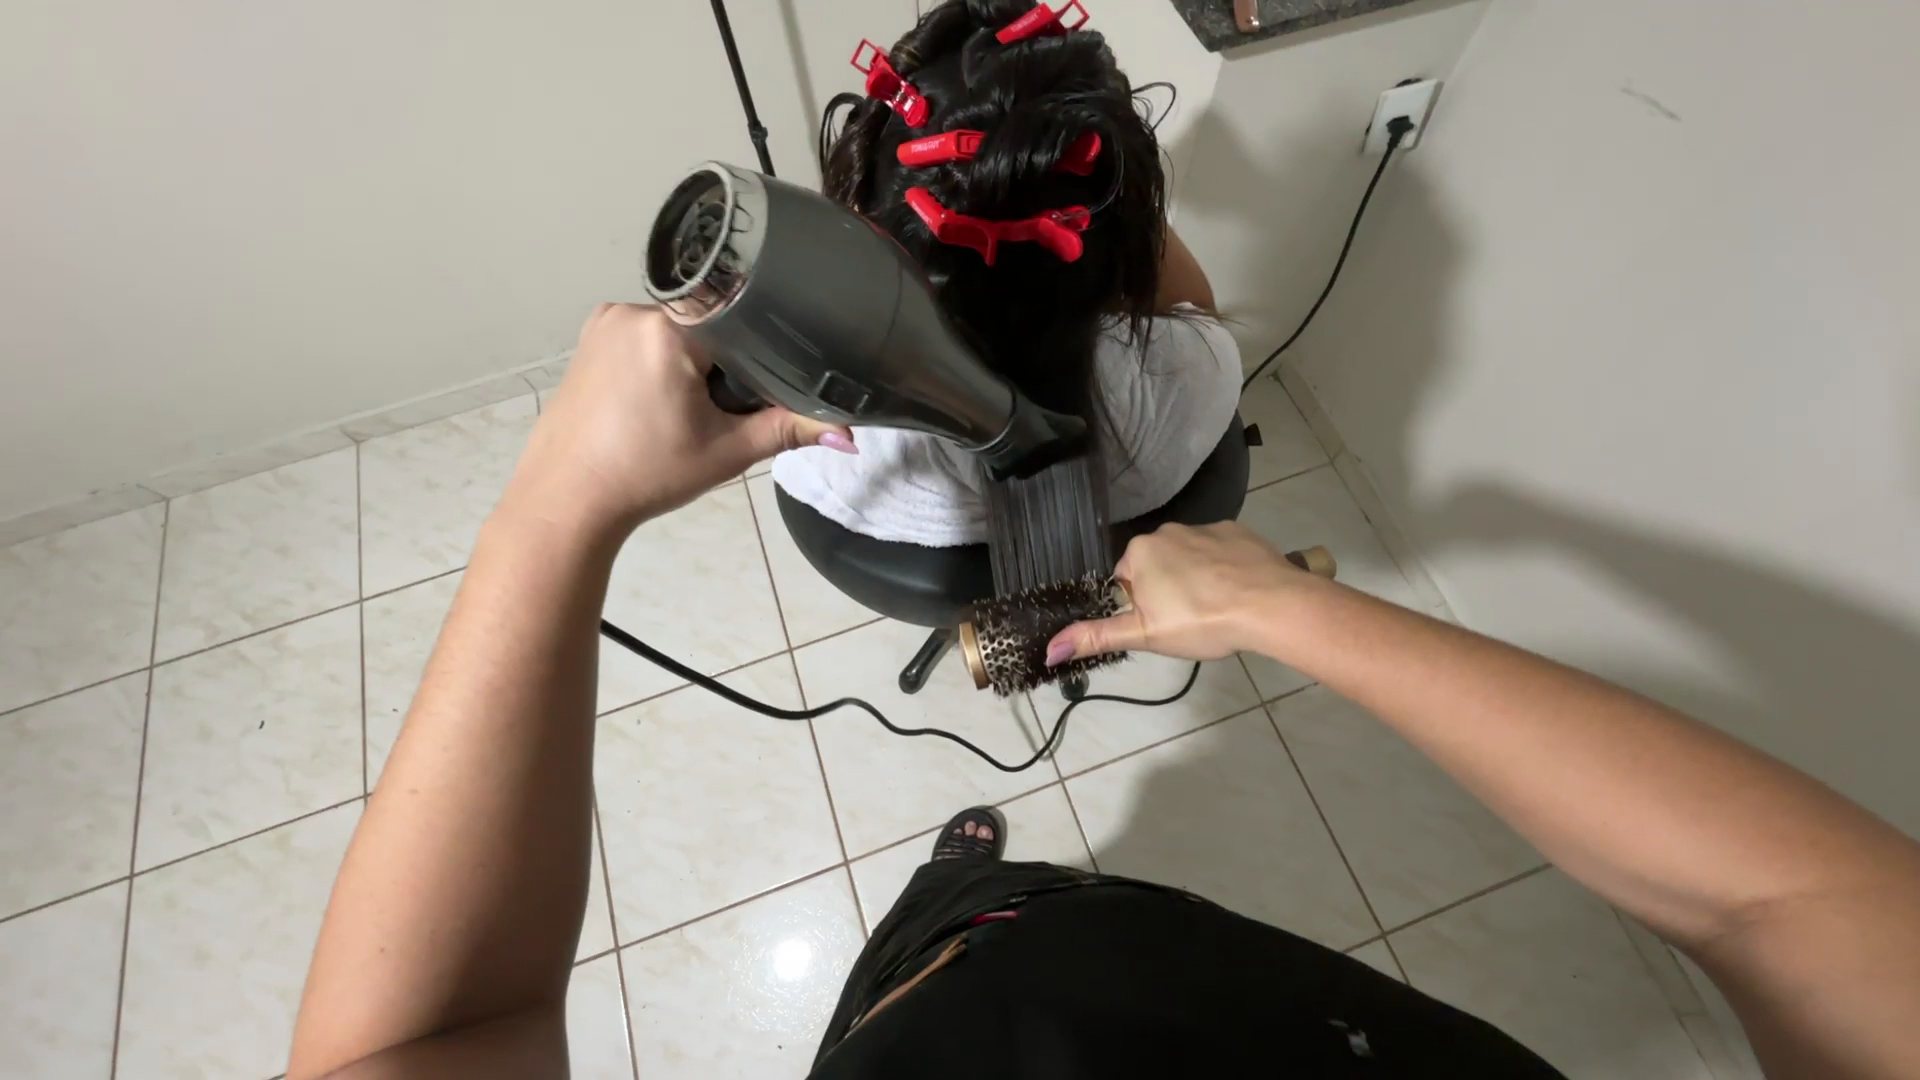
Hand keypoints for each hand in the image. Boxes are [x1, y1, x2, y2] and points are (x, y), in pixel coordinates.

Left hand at [501, 304, 853, 536]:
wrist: (568, 500)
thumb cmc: (648, 474)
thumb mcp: (728, 452)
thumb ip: (789, 431)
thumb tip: (849, 435)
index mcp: (668, 329)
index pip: (741, 318)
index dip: (763, 351)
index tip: (769, 385)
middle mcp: (632, 311)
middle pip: (710, 324)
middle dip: (729, 362)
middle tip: (731, 408)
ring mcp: (605, 322)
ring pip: (680, 330)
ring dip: (698, 362)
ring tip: (697, 409)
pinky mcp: (589, 340)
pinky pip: (648, 336)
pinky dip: (668, 362)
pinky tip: (665, 403)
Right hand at [1045, 522, 1326, 664]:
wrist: (1271, 605)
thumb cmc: (1200, 620)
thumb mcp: (1145, 634)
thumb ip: (1097, 637)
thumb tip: (1049, 650)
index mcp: (1139, 551)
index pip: (1125, 581)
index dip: (1141, 608)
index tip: (1163, 625)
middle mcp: (1167, 531)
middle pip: (1155, 567)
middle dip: (1166, 592)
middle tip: (1189, 621)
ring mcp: (1205, 527)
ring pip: (1188, 559)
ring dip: (1195, 579)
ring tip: (1216, 609)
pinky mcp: (1238, 531)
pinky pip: (1220, 550)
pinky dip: (1223, 568)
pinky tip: (1237, 591)